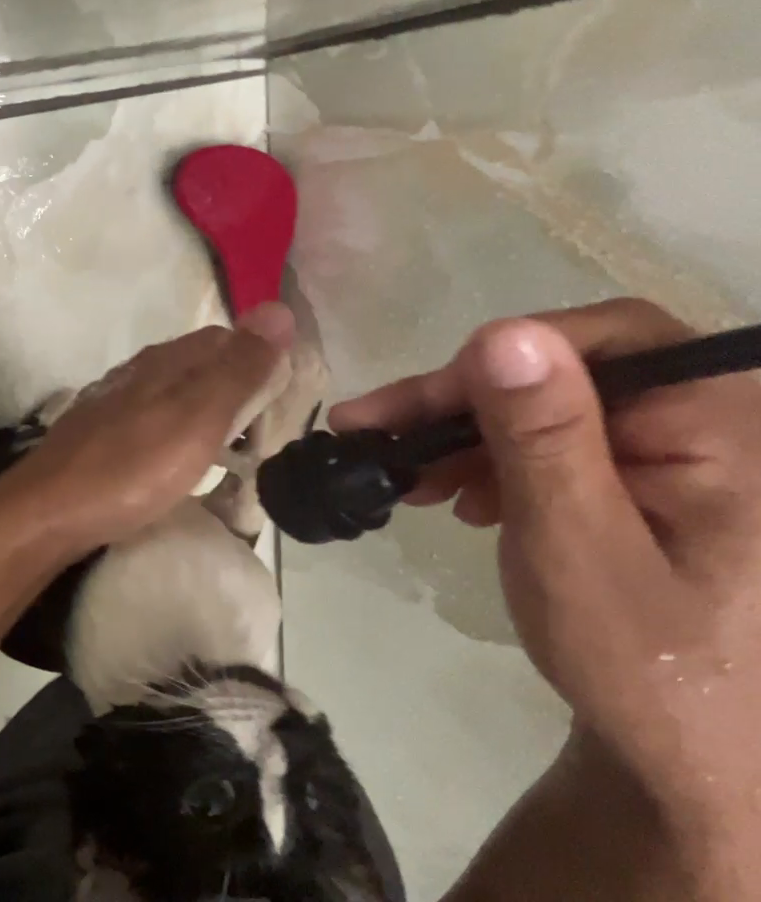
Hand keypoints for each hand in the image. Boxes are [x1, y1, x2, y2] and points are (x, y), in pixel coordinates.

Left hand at [0, 302, 293, 558]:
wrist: (48, 511)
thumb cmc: (130, 468)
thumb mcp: (197, 417)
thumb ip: (236, 370)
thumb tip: (278, 309)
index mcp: (160, 362)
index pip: (222, 339)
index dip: (259, 358)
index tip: (289, 396)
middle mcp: (132, 375)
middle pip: (195, 366)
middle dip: (234, 387)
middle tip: (266, 430)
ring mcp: (108, 407)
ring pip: (169, 395)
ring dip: (203, 413)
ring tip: (230, 449)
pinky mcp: (95, 439)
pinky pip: (147, 424)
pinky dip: (174, 436)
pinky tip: (177, 460)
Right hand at [332, 299, 760, 883]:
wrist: (693, 756)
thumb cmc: (646, 661)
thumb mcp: (578, 545)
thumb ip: (545, 439)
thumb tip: (501, 336)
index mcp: (723, 433)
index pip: (612, 337)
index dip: (503, 354)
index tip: (413, 404)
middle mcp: (713, 428)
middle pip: (567, 369)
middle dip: (461, 398)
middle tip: (370, 430)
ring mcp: (681, 457)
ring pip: (549, 403)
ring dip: (464, 431)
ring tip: (402, 475)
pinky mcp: (648, 484)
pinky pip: (557, 442)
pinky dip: (490, 459)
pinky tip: (457, 496)